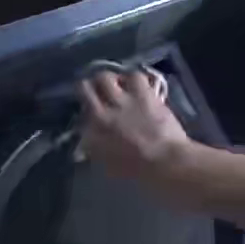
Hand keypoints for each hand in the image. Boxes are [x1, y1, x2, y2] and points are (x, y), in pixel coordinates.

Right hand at [78, 69, 192, 181]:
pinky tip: (139, 84)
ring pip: (108, 76)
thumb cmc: (136, 167)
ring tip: (120, 84)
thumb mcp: (106, 162)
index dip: (82, 100)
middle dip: (91, 86)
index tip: (88, 101)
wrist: (165, 160)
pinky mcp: (147, 94)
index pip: (78, 108)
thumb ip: (94, 145)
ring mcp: (126, 99)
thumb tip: (88, 134)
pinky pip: (136, 76)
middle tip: (100, 89)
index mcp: (94, 127)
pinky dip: (135, 78)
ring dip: (112, 79)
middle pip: (87, 86)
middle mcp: (105, 109)